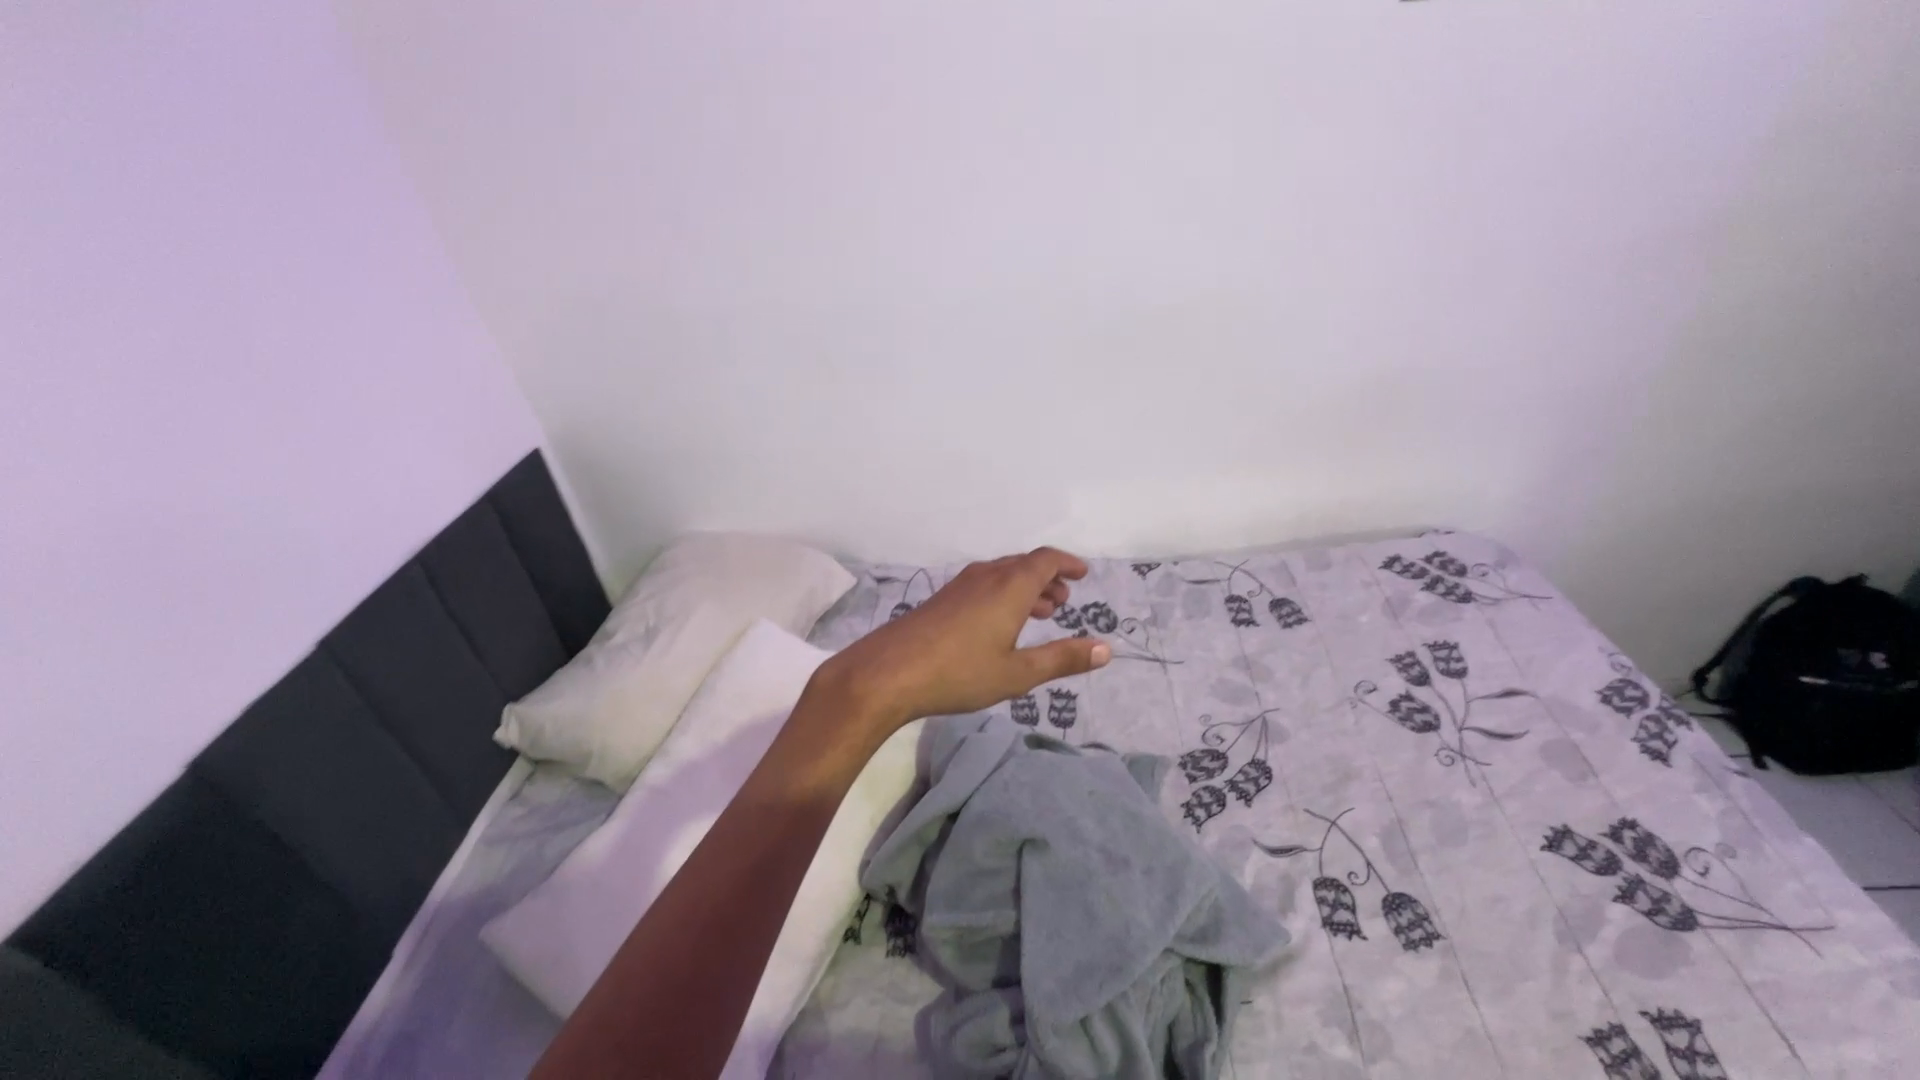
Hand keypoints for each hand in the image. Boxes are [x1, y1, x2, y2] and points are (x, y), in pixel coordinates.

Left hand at [811, 547, 1110, 734]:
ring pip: (1001, 575)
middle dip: (1048, 578)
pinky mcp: (940, 601)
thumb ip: (1063, 659)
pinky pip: (982, 585)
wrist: (887, 673)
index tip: (1083, 574)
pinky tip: (999, 624)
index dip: (1067, 563)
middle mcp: (985, 577)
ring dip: (1025, 587)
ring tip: (1040, 611)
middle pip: (1023, 565)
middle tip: (1064, 599)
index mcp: (1009, 587)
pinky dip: (1002, 595)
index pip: (1045, 560)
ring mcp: (959, 587)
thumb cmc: (959, 673)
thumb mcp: (1018, 673)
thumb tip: (1107, 649)